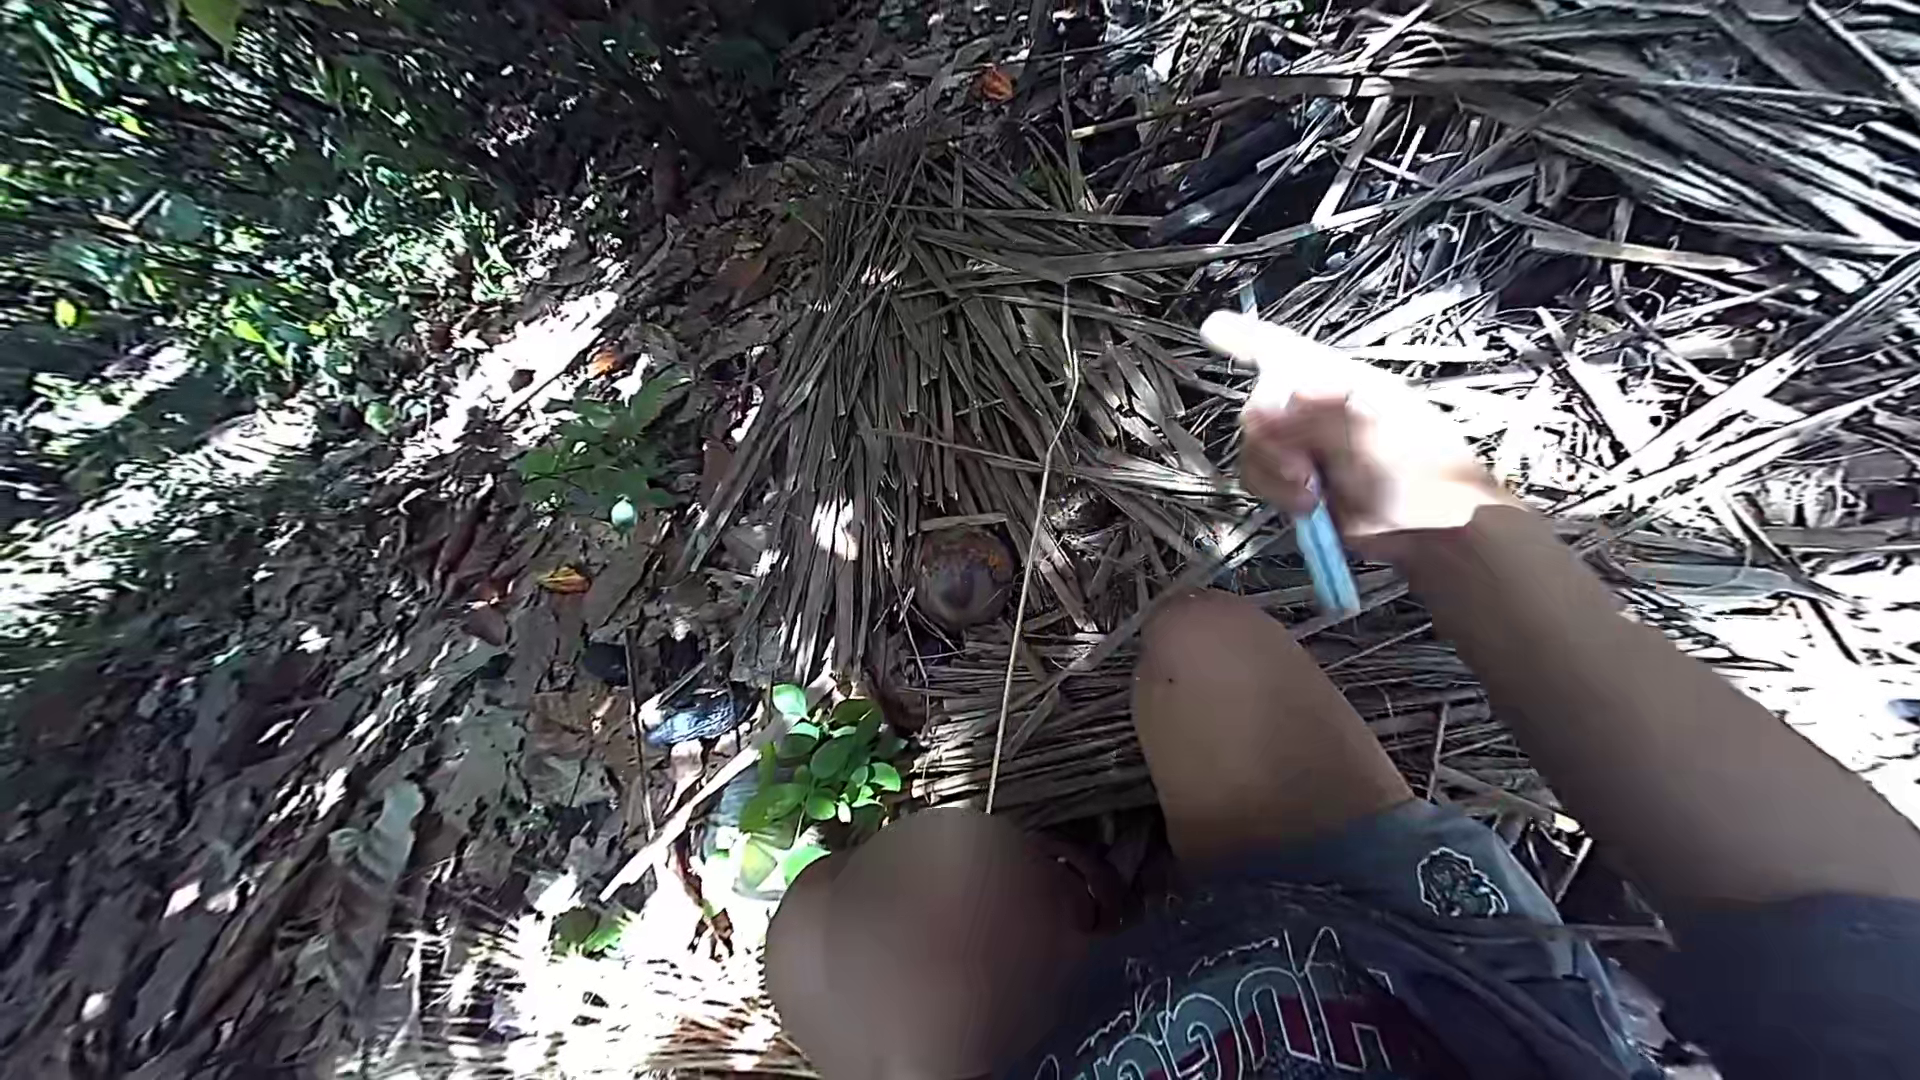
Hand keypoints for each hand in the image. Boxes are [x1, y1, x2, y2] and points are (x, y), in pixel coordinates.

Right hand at [1200, 311, 1508, 557]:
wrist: (1424, 531)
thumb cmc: (1422, 472)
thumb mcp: (1383, 435)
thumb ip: (1334, 415)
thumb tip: (1297, 394)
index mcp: (1340, 382)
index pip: (1285, 351)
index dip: (1245, 338)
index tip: (1213, 328)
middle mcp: (1313, 409)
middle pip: (1259, 406)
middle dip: (1272, 439)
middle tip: (1300, 465)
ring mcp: (1299, 445)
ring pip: (1252, 445)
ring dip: (1274, 470)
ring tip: (1311, 490)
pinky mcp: (1288, 479)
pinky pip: (1254, 474)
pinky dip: (1273, 489)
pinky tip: (1305, 502)